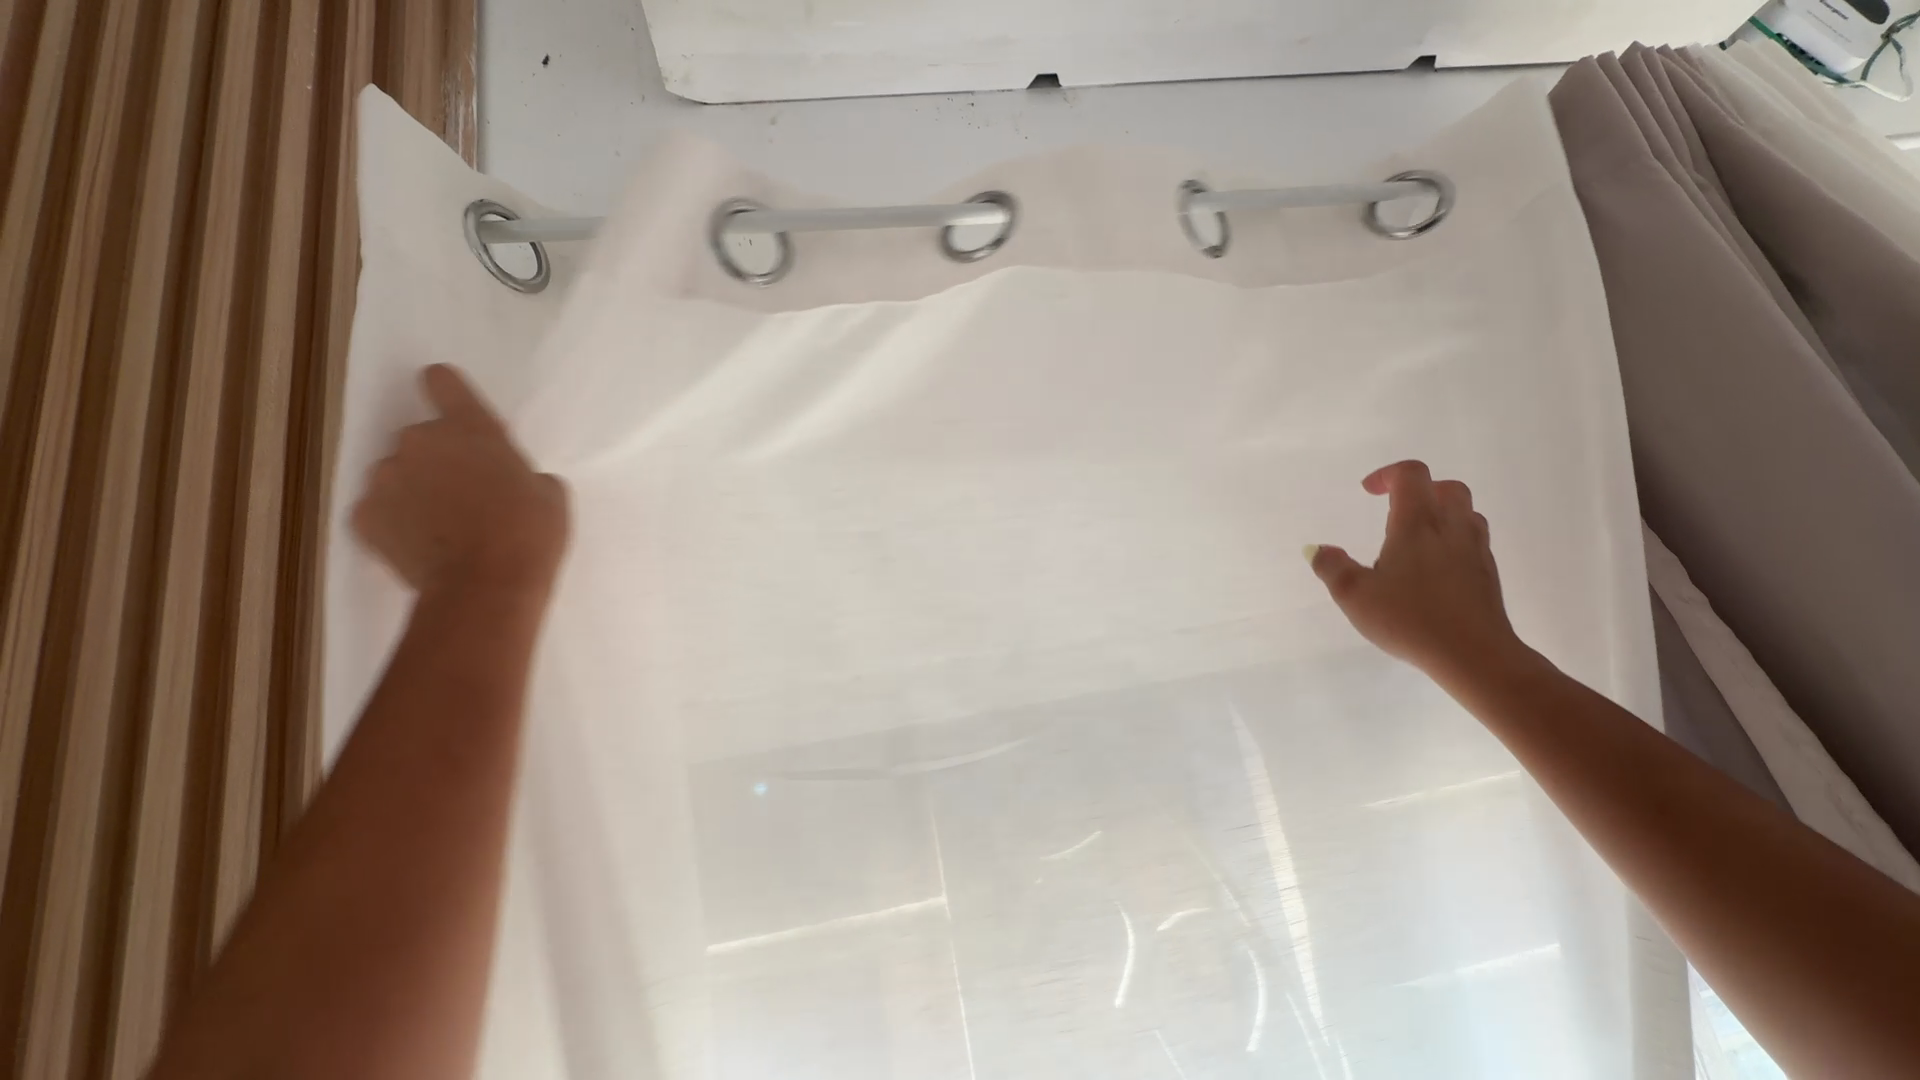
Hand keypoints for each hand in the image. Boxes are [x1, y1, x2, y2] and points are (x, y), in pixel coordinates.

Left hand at [353, 365, 568, 595]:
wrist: (486, 588)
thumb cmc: (529, 535)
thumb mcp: (548, 494)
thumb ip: (520, 473)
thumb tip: (506, 482)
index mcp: (468, 428)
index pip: (441, 381)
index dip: (447, 393)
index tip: (455, 413)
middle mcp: (418, 441)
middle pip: (422, 437)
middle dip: (440, 460)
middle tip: (467, 497)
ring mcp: (384, 478)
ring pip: (398, 474)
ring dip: (416, 490)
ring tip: (443, 528)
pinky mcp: (363, 517)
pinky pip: (380, 511)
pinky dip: (396, 524)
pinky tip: (422, 547)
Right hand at [1308, 461, 1527, 680]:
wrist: (1474, 654)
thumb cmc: (1409, 618)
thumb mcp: (1354, 596)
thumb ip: (1332, 568)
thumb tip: (1317, 550)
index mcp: (1417, 524)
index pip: (1411, 475)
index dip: (1387, 475)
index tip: (1368, 492)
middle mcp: (1451, 528)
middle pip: (1446, 487)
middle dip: (1420, 490)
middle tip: (1395, 510)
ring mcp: (1476, 550)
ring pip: (1465, 513)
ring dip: (1440, 514)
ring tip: (1415, 539)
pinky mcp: (1488, 573)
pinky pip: (1472, 540)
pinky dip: (1453, 540)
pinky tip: (1433, 569)